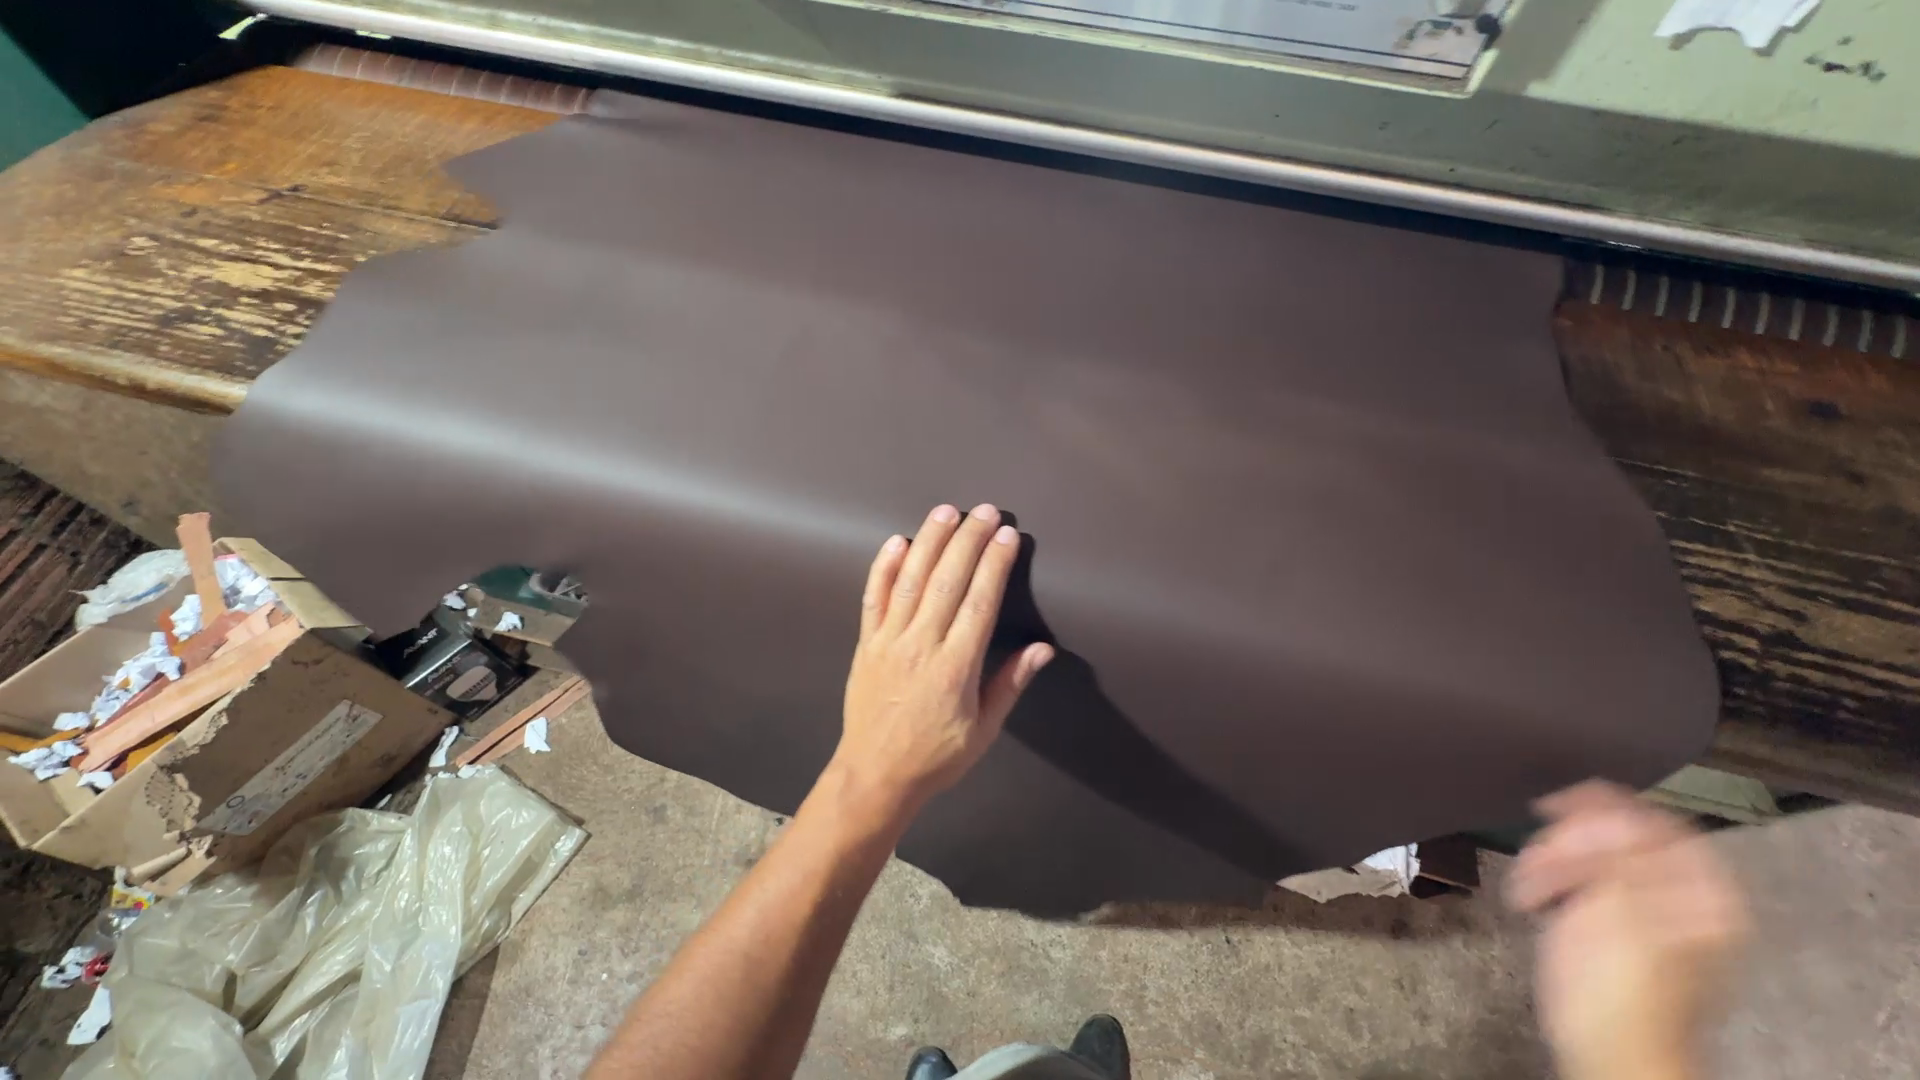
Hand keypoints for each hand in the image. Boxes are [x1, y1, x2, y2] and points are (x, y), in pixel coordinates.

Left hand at [832, 503, 1054, 814]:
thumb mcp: (983, 730)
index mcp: (955, 668)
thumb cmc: (935, 757)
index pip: (980, 602)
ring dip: (930, 541)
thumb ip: (1010, 683)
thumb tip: (1043, 649)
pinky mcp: (865, 643)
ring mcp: (888, 641)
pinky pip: (873, 598)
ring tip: (946, 512)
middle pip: (947, 580)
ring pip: (910, 580)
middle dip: (969, 540)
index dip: (995, 565)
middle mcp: (921, 646)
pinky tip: (897, 541)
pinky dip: (884, 567)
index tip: (1007, 536)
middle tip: (987, 511)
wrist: (874, 776)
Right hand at [1506, 781, 1748, 1079]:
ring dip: (1551, 860)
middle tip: (1538, 856)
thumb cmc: (1621, 990)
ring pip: (1592, 855)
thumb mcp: (1621, 913)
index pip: (1661, 827)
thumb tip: (1606, 808)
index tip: (1559, 802)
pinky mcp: (1609, 922)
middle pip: (1621, 838)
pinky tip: (1530, 892)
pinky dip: (1548, 877)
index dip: (1612, 809)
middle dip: (1570, 842)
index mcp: (1702, 895)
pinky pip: (1578, 877)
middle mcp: (1681, 896)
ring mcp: (1644, 910)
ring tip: (1528, 882)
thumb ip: (1619, 856)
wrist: (1608, 1050)